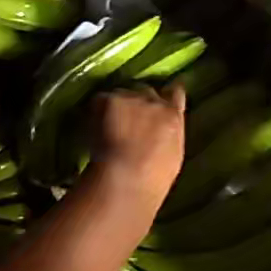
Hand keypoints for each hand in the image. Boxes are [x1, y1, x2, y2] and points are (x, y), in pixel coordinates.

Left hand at [89, 84, 185, 203]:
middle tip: (128, 120)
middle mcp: (153, 100)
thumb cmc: (153, 178)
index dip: (167, 94)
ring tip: (108, 126)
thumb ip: (170, 133)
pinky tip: (95, 128)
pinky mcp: (108, 100)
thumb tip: (165, 128)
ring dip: (118, 106)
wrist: (126, 178)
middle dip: (139, 102)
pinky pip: (101, 100)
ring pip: (122, 95)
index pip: (175, 92)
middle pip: (146, 91)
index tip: (162, 99)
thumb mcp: (174, 155)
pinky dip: (97, 111)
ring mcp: (130, 98)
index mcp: (173, 115)